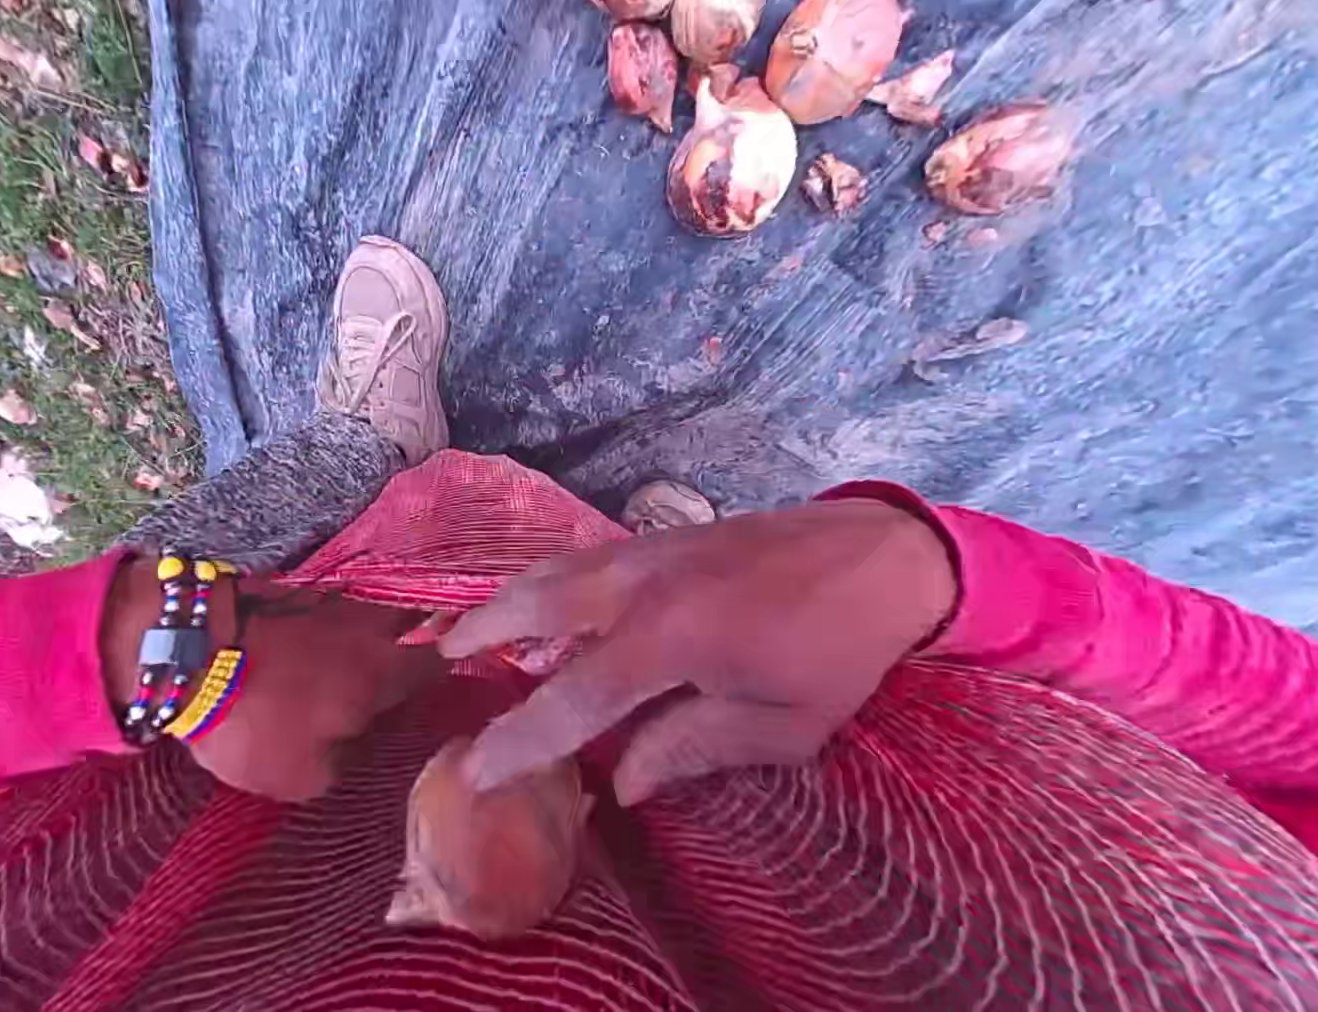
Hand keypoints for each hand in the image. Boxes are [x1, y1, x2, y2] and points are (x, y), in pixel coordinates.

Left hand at [102, 564, 442, 800]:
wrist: (196, 648)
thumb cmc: (254, 720)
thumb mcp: (294, 776)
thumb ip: (340, 766)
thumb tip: (355, 749)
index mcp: (381, 677)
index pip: (435, 666)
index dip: (449, 666)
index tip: (453, 667)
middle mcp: (372, 632)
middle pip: (417, 618)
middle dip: (429, 623)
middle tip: (432, 630)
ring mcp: (338, 603)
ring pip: (380, 604)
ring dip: (390, 612)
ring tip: (387, 624)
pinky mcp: (304, 588)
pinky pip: (341, 597)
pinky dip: (346, 607)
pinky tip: (336, 618)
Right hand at [439, 498, 956, 804]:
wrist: (873, 557)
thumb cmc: (834, 650)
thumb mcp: (778, 724)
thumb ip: (688, 748)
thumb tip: (617, 780)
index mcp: (670, 639)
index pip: (572, 698)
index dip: (519, 739)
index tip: (475, 768)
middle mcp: (640, 586)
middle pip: (536, 600)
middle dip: (483, 626)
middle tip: (443, 650)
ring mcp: (646, 551)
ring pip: (554, 569)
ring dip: (509, 596)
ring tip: (478, 624)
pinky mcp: (660, 537)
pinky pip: (584, 558)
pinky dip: (550, 580)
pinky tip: (547, 601)